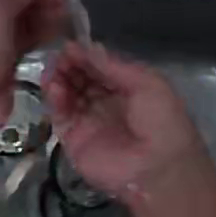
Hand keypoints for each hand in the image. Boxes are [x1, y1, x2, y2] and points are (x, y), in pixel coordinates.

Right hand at [42, 43, 215, 214]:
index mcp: (130, 89)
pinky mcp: (73, 140)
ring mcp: (89, 121)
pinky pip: (61, 115)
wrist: (158, 171)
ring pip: (68, 94)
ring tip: (53, 69)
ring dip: (59, 78)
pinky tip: (54, 86)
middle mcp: (108, 103)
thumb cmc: (161, 122)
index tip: (70, 44)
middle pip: (82, 78)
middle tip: (58, 55)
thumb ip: (114, 65)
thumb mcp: (147, 83)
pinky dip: (55, 99)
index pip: (101, 67)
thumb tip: (87, 47)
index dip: (86, 56)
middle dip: (70, 65)